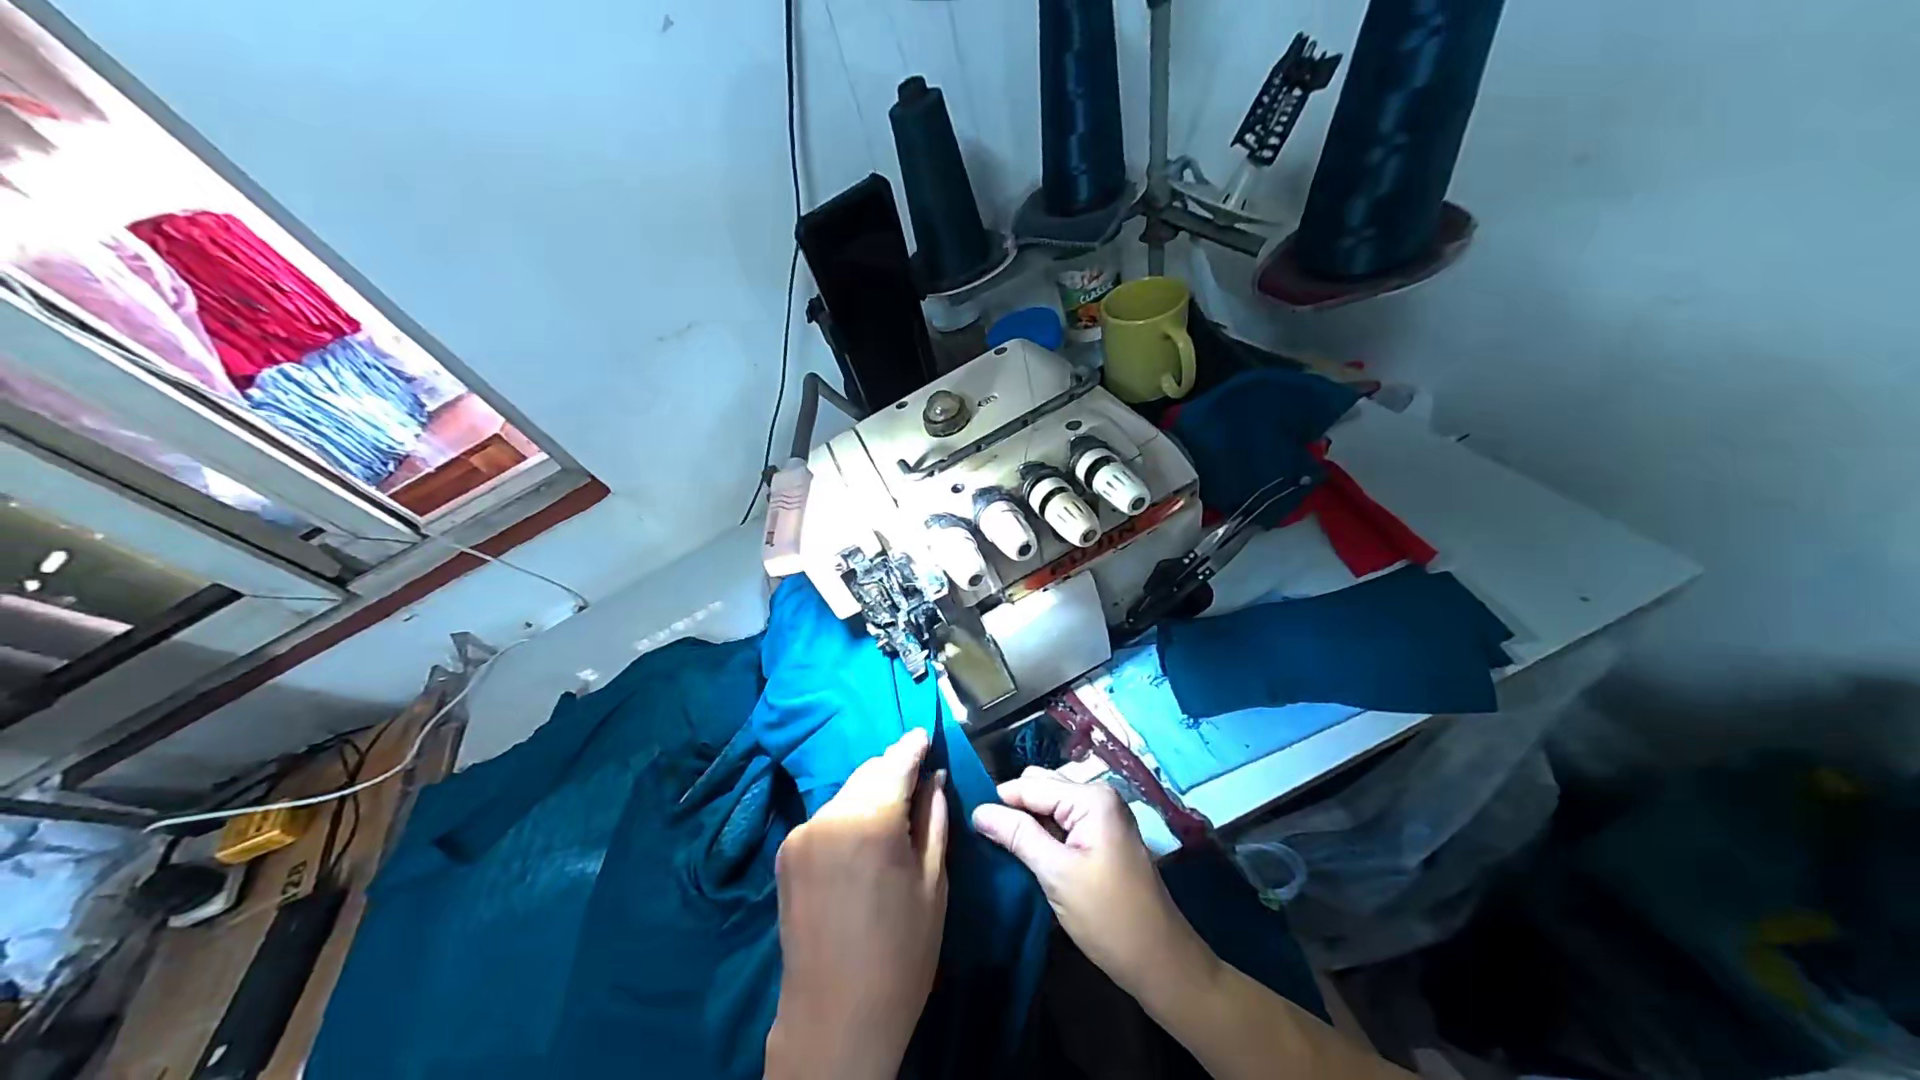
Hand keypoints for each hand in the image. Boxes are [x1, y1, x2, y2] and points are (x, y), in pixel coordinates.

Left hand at [766, 729, 948, 1079]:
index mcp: (868, 823)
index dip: (912, 747)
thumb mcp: (932, 884)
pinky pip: (826, 817)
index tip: (924, 734)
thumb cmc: (900, 955)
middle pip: (867, 774)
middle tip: (917, 780)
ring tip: (893, 814)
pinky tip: (863, 840)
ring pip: (846, 794)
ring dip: (870, 794)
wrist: (834, 1018)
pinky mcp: (785, 853)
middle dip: (892, 771)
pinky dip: (848, 816)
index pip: (895, 764)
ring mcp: (800, 835)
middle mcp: (828, 817)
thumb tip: (933, 779)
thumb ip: (933, 820)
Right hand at [972, 768, 1215, 998]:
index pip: (1029, 785)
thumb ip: (1017, 835)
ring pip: (1049, 806)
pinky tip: (1029, 855)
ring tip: (1003, 847)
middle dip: (1014, 809)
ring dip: (1028, 823)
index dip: (999, 804)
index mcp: (1091, 797)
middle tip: (988, 839)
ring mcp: (1103, 817)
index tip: (970, 824)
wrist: (1160, 961)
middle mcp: (1099, 796)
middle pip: (1040, 789)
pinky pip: (1063, 822)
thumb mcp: (1056, 873)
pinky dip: (1044, 834)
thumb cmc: (1108, 917)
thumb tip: (978, 810)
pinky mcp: (1102, 837)